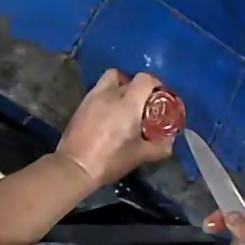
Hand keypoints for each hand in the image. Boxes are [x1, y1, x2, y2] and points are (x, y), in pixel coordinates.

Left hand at [54, 70, 175, 188]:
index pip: (145, 79)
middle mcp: (111, 94)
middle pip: (129, 78)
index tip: (158, 97)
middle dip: (139, 87)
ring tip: (124, 103)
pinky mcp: (82, 104)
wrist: (75, 167)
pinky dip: (107, 94)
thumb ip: (160, 146)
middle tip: (143, 104)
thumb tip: (169, 140)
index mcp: (128, 103)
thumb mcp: (140, 156)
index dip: (155, 84)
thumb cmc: (111, 160)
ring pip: (111, 78)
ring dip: (121, 85)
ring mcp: (93, 97)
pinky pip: (98, 89)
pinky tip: (108, 112)